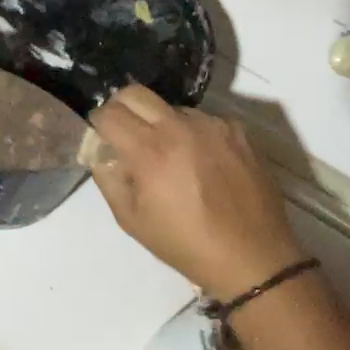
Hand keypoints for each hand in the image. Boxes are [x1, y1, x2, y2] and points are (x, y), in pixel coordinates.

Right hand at [89, 85, 305, 298]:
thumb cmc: (185, 243)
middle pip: (135, 93)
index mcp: (150, 152)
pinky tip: (201, 162)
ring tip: (170, 156)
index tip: (102, 138)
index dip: (98, 123)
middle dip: (121, 108)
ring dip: (160, 123)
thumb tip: (103, 153)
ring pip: (171, 107)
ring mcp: (213, 126)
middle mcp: (180, 128)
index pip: (109, 113)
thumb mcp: (131, 220)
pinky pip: (203, 120)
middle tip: (124, 133)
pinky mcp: (238, 132)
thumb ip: (108, 179)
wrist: (251, 256)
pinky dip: (193, 133)